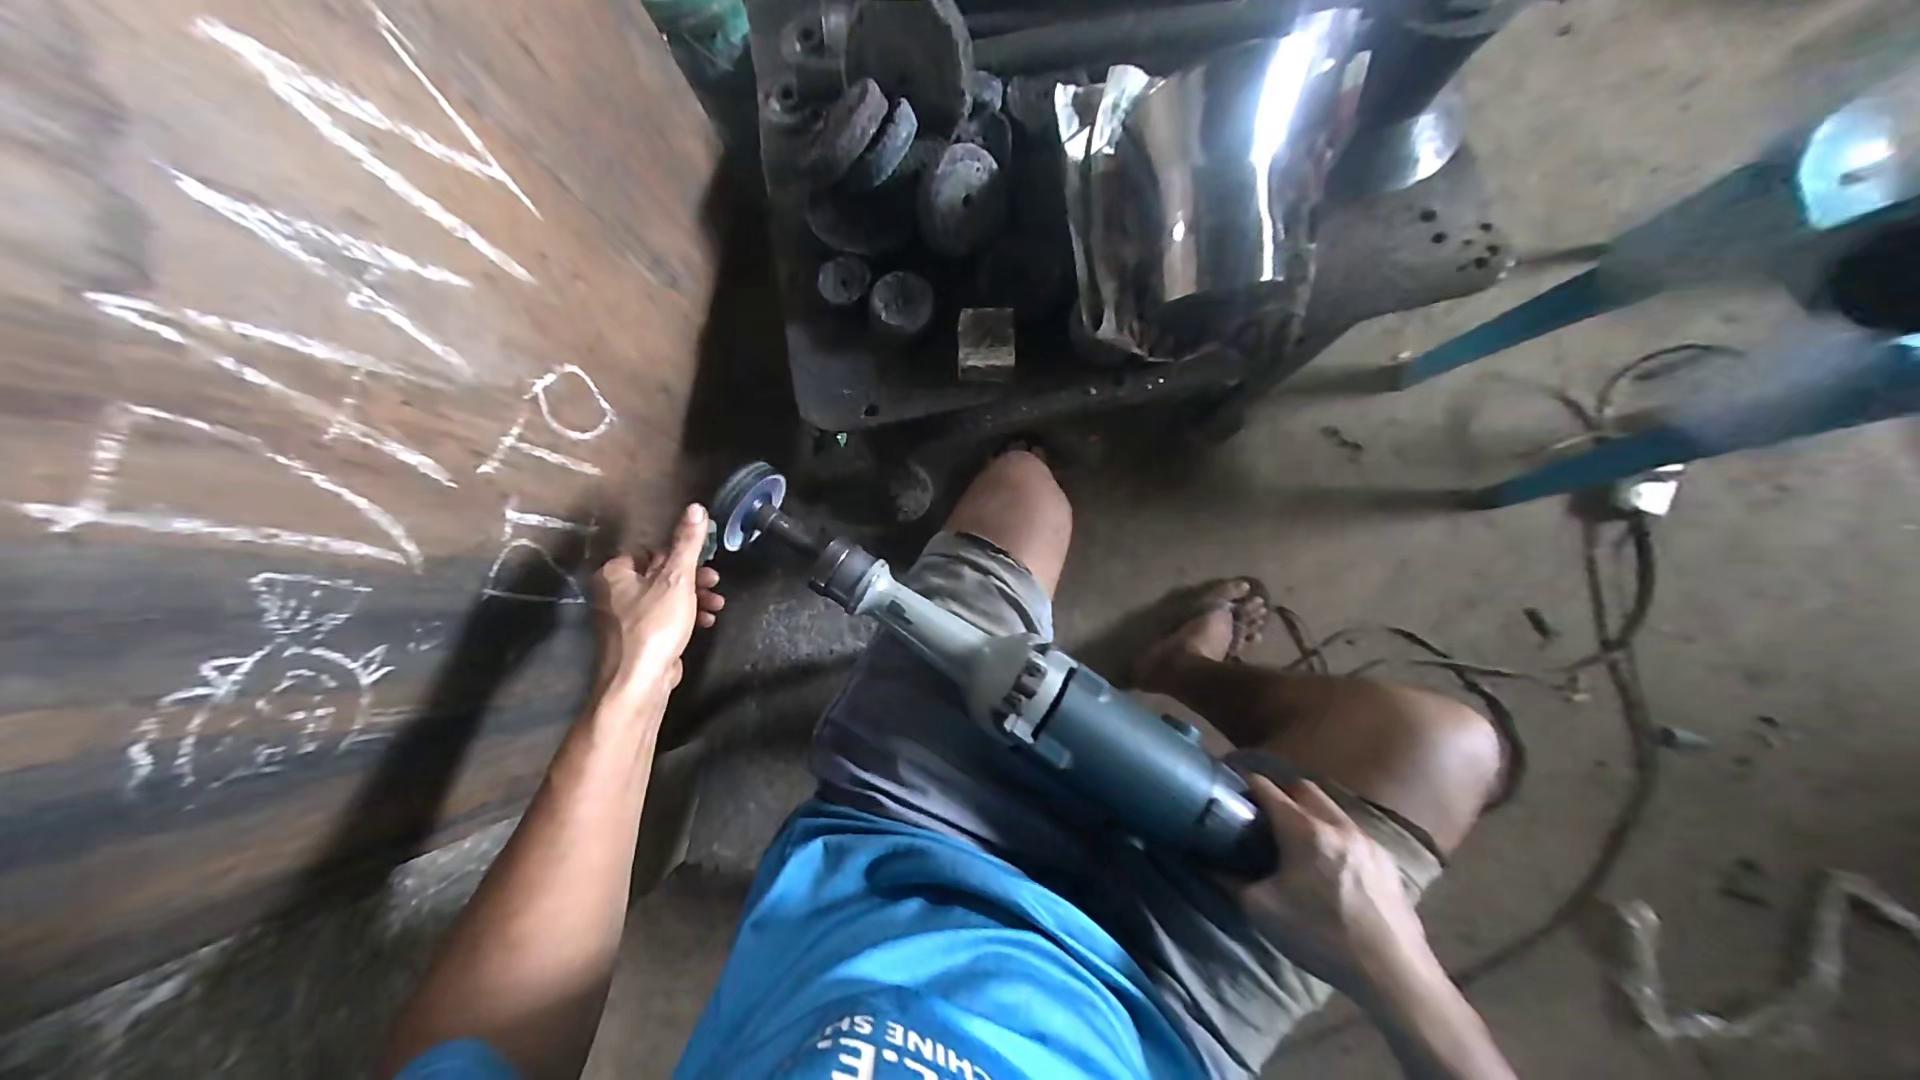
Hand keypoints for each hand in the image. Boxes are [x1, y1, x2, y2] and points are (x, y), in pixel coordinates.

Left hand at [593, 503, 724, 698]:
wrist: (639, 680)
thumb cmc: (655, 625)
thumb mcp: (677, 579)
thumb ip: (687, 543)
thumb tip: (696, 507)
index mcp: (615, 573)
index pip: (650, 551)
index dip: (679, 556)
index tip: (704, 565)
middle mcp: (613, 592)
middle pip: (659, 574)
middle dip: (692, 579)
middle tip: (714, 584)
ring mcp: (623, 618)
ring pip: (664, 597)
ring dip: (693, 598)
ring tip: (715, 606)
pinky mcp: (636, 639)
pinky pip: (663, 618)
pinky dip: (684, 617)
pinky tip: (703, 623)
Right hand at [1229, 776, 1438, 998]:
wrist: (1394, 974)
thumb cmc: (1322, 937)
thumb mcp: (1263, 911)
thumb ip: (1230, 882)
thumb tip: (1205, 865)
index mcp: (1303, 830)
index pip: (1268, 788)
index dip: (1247, 785)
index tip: (1233, 791)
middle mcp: (1336, 824)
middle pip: (1303, 788)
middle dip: (1281, 793)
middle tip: (1265, 813)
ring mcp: (1366, 840)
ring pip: (1331, 807)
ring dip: (1310, 811)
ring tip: (1297, 837)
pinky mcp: (1387, 860)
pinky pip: (1353, 830)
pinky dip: (1334, 832)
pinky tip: (1329, 862)